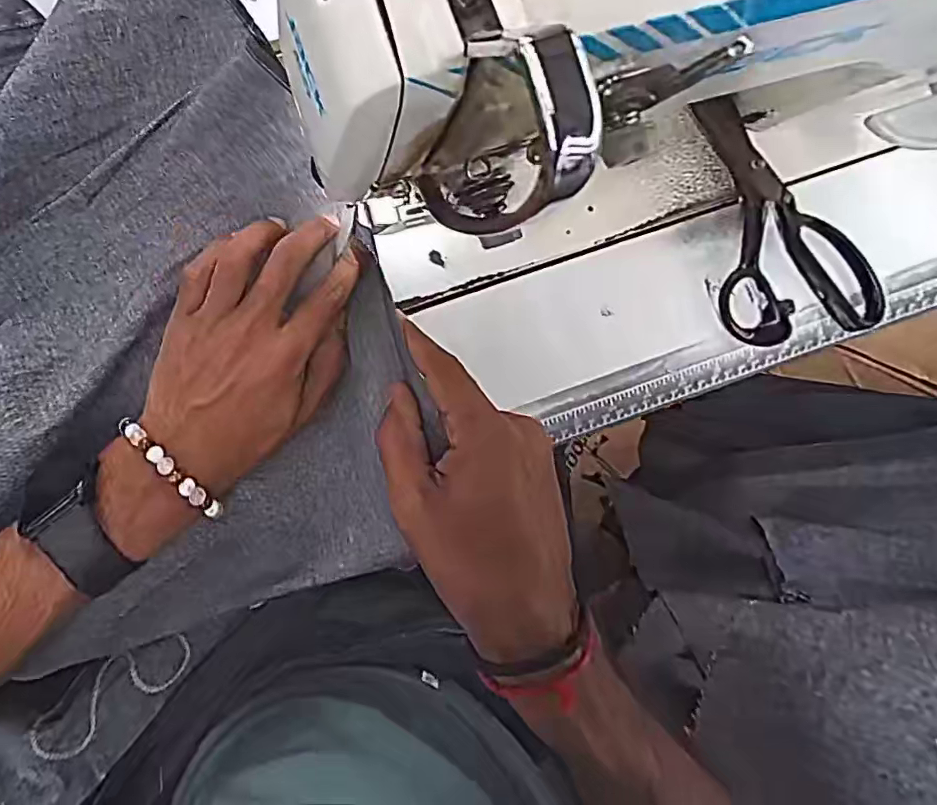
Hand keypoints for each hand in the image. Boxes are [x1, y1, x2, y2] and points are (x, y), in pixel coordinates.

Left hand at [96, 218, 361, 560]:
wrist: (183, 451)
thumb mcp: (300, 413)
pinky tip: (232, 244)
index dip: (345, 271)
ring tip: (277, 227)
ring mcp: (213, 320)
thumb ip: (327, 366)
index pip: (324, 298)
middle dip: (312, 235)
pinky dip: (218, 249)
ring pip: (238, 256)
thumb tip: (340, 325)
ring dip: (262, 232)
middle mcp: (250, 330)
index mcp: (283, 355)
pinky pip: (199, 270)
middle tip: (323, 227)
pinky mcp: (184, 318)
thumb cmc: (240, 436)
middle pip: (285, 263)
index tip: (352, 257)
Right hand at [375, 317, 578, 663]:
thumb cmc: (474, 569)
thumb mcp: (413, 504)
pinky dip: (468, 443)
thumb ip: (398, 439)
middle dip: (426, 407)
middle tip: (402, 439)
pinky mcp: (539, 459)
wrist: (529, 616)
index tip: (399, 321)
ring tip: (434, 480)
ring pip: (474, 417)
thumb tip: (397, 397)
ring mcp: (533, 444)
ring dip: (448, 432)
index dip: (418, 343)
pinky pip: (493, 434)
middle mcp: (517, 430)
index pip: (444, 370)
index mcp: (485, 434)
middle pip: (458, 396)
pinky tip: (458, 484)